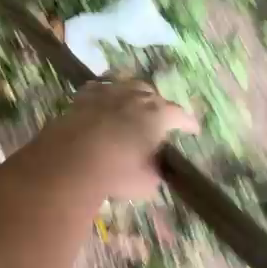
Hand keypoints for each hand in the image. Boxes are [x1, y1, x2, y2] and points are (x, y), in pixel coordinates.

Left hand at [30, 79, 199, 200]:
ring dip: (134, 95)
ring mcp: (108, 90)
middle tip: (161, 119)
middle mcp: (134, 95)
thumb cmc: (117, 170)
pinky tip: (106, 101)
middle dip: (159, 105)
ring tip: (135, 106)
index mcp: (157, 114)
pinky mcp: (86, 94)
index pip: (179, 114)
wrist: (73, 155)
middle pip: (152, 94)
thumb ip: (154, 171)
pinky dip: (108, 95)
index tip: (193, 129)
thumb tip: (153, 167)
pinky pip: (102, 88)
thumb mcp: (146, 182)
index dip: (188, 122)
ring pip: (127, 85)